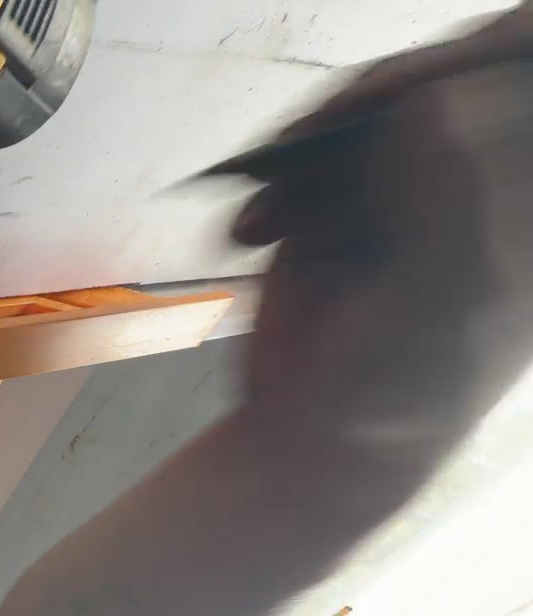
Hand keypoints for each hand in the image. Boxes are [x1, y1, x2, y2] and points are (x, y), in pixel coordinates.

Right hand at [232, 10, 532, 456]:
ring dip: (304, 147)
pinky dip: (260, 191)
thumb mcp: (448, 294)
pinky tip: (248, 233)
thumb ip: (451, 199)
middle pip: (452, 75)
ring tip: (266, 190)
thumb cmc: (403, 379)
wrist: (312, 431)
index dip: (492, 58)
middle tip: (325, 125)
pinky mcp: (328, 212)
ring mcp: (402, 188)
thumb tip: (430, 99)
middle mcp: (484, 170)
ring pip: (364, 113)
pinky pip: (294, 167)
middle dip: (382, 94)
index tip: (423, 87)